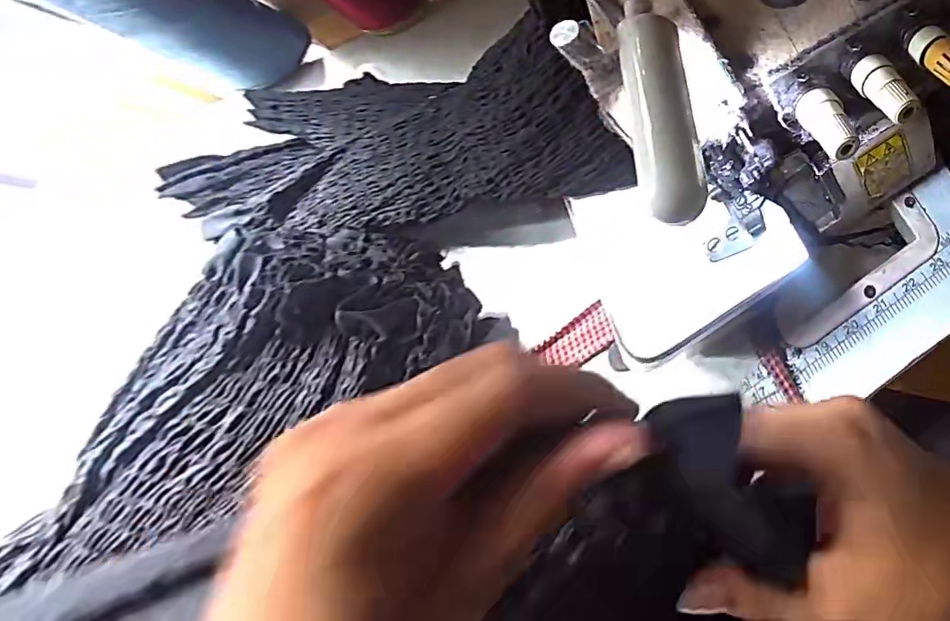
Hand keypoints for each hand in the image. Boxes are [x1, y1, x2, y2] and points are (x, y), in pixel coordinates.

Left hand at [206, 342, 647, 620]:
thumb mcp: (464, 585)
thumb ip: (546, 495)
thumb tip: (626, 439)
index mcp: (372, 470)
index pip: (511, 384)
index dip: (581, 388)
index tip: (621, 413)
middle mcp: (342, 428)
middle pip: (489, 365)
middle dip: (554, 389)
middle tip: (593, 430)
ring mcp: (325, 425)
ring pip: (463, 371)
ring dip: (518, 397)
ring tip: (544, 446)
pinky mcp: (323, 432)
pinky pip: (427, 391)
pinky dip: (475, 408)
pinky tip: (488, 452)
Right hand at [676, 397, 949, 620]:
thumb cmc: (927, 590)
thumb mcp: (831, 612)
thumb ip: (752, 596)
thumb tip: (690, 585)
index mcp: (825, 433)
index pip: (733, 432)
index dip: (690, 468)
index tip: (652, 507)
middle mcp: (835, 415)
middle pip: (752, 440)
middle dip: (716, 487)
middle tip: (673, 535)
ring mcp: (852, 428)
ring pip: (776, 452)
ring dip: (747, 493)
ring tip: (704, 539)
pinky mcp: (863, 449)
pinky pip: (802, 460)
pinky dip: (779, 493)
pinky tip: (759, 535)